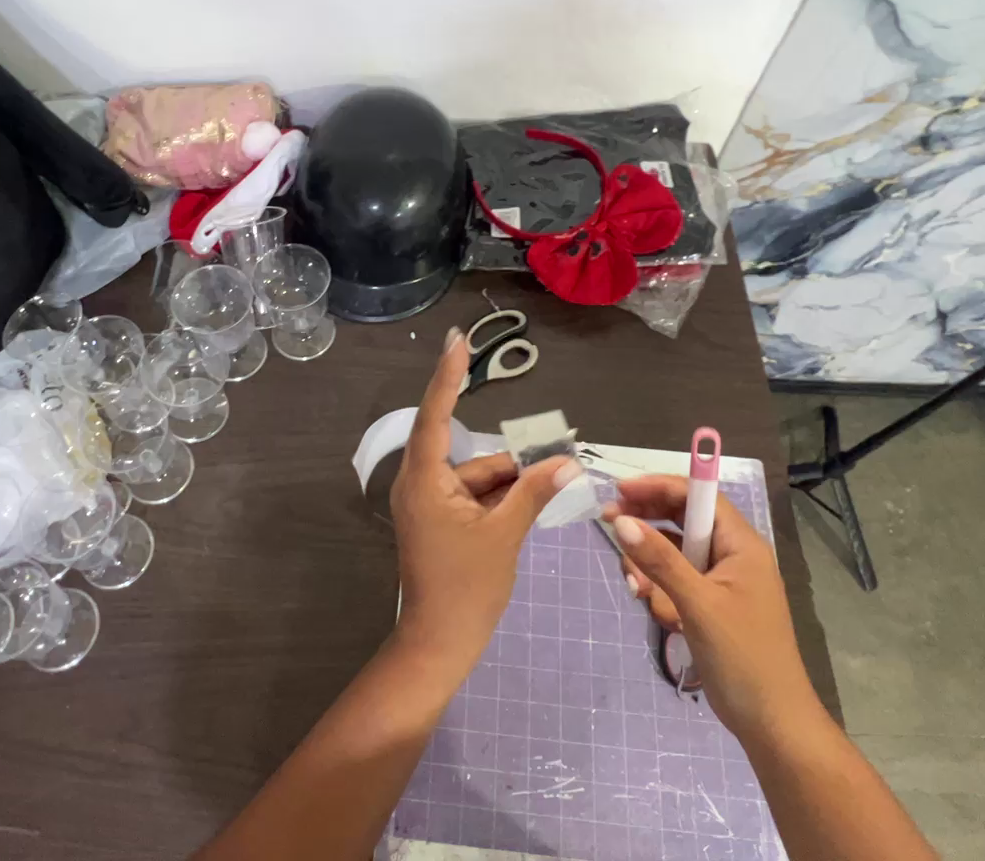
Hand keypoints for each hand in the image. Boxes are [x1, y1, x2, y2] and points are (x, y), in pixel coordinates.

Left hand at [390, 329, 577, 663]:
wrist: (439, 643)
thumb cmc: (466, 588)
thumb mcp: (504, 534)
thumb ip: (533, 492)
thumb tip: (565, 461)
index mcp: (424, 481)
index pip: (435, 415)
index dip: (448, 375)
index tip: (458, 340)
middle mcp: (418, 484)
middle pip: (463, 449)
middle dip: (504, 455)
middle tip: (542, 443)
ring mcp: (426, 504)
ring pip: (473, 475)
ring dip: (507, 480)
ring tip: (550, 482)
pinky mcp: (436, 521)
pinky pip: (470, 494)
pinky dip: (497, 496)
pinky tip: (529, 501)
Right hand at [602, 477, 822, 735]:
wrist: (772, 723)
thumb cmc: (743, 657)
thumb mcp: (697, 604)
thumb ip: (659, 560)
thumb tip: (620, 520)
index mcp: (741, 544)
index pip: (697, 496)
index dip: (658, 487)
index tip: (619, 490)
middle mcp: (732, 555)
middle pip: (682, 520)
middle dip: (647, 524)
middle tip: (609, 523)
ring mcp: (721, 581)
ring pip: (674, 553)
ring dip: (650, 564)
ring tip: (637, 587)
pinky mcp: (710, 605)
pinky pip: (676, 581)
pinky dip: (659, 587)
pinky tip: (650, 602)